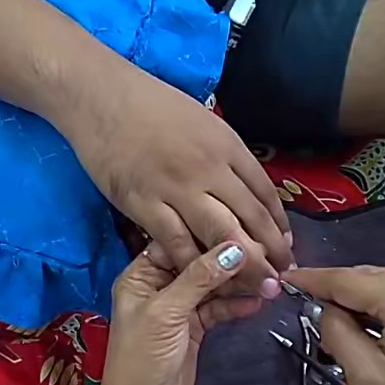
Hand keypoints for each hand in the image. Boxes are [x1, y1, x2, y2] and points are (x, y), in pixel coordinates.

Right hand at [67, 77, 293, 292]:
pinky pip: (177, 243)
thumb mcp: (201, 121)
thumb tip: (242, 187)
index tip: (285, 246)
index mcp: (226, 145)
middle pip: (251, 219)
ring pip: (221, 236)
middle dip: (271, 253)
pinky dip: (194, 265)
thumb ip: (223, 154)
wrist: (99, 95)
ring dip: (244, 267)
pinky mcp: (144, 205)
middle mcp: (209, 168)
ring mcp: (177, 188)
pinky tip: (207, 281)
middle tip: (280, 279)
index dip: (278, 225)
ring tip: (257, 288)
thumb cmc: (148, 103)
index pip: (264, 192)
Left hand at [97, 242, 264, 384]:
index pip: (176, 243)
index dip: (206, 236)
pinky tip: (258, 301)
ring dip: (238, 284)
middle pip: (198, 263)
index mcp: (140, 274)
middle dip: (229, 262)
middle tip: (263, 257)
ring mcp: (178, 305)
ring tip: (269, 281)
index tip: (241, 229)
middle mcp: (159, 284)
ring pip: (212, 286)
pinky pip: (218, 307)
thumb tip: (235, 248)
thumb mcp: (168, 311)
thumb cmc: (144, 355)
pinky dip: (236, 305)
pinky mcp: (195, 325)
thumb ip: (200, 278)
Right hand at [286, 266, 384, 384]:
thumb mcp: (368, 377)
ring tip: (342, 324)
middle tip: (310, 310)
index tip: (287, 278)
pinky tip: (376, 325)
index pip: (348, 280)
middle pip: (370, 276)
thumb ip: (337, 333)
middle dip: (338, 291)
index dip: (313, 279)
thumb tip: (324, 309)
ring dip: (363, 299)